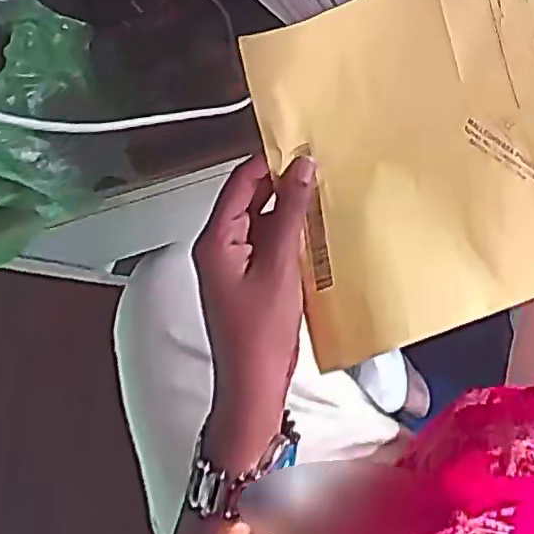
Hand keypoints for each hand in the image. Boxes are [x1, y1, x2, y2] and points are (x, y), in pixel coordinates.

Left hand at [193, 154, 316, 472]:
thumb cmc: (258, 335)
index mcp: (216, 239)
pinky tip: (311, 225)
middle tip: (313, 168)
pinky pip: (269, 237)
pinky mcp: (251, 274)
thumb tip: (301, 170)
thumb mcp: (279, 265)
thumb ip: (290, 213)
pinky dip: (288, 227)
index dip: (268, 161)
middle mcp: (220, 245)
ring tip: (316, 192)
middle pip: (249, 197)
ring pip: (261, 216)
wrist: (255, 386)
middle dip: (280, 181)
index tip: (297, 148)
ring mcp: (235, 261)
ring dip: (287, 204)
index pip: (240, 182)